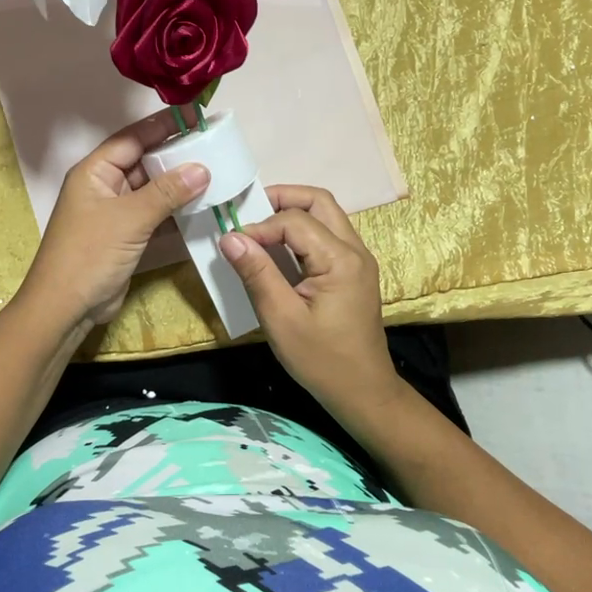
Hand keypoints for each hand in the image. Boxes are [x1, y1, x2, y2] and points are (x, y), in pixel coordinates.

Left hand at [21, 111, 210, 326]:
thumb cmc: (89, 254)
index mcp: (94, 172)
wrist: (66, 307)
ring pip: (152, 191)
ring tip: (218, 173)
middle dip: (177, 156)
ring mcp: (114, 213)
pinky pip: (154, 216)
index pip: (133, 138)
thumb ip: (166, 192)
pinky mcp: (125, 238)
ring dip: (180, 186)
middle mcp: (103, 187)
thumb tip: (202, 169)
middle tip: (217, 147)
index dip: (163, 126)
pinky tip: (204, 206)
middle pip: (144, 162)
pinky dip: (176, 212)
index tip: (197, 117)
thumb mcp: (129, 218)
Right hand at [219, 186, 400, 401]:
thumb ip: (256, 273)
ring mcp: (358, 260)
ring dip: (290, 214)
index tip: (232, 244)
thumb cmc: (320, 359)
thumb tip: (229, 237)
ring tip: (256, 229)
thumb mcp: (280, 318)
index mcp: (340, 260)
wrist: (362, 391)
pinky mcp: (352, 271)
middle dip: (280, 200)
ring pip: (325, 215)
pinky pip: (326, 235)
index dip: (259, 226)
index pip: (294, 220)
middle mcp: (355, 250)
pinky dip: (299, 232)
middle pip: (318, 202)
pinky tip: (275, 249)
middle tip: (246, 214)